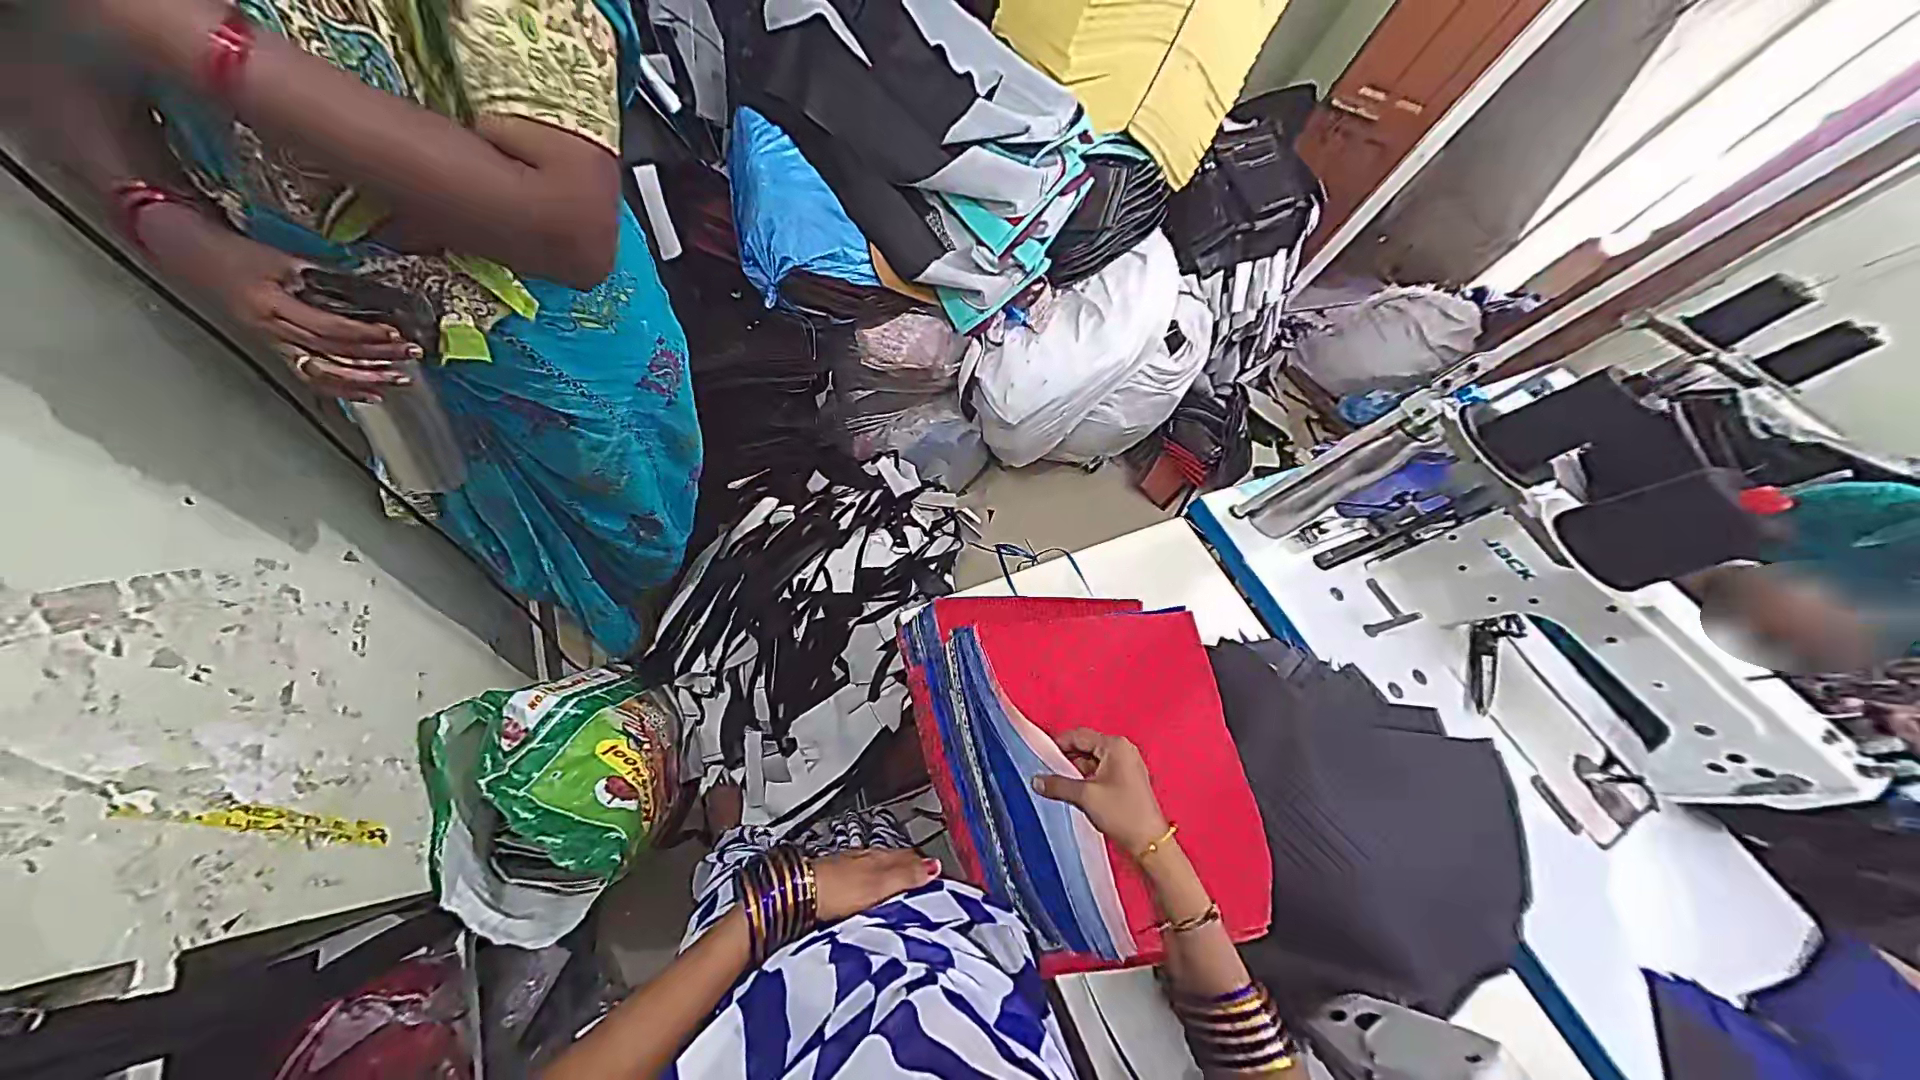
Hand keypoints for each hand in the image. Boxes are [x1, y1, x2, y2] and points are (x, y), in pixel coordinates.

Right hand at [140, 203, 416, 401]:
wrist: (184, 249)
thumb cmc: (233, 251)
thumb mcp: (285, 261)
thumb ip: (329, 282)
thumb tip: (376, 297)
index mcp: (270, 305)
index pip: (329, 328)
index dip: (367, 334)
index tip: (397, 335)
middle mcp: (269, 330)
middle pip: (332, 351)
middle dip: (377, 356)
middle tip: (410, 355)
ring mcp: (269, 343)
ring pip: (323, 371)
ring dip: (365, 379)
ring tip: (398, 379)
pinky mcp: (272, 349)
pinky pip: (310, 376)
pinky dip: (343, 388)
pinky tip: (371, 393)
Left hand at [811, 849, 940, 922]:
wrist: (800, 894)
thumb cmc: (839, 889)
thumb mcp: (879, 884)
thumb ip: (906, 875)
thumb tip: (935, 867)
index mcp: (881, 857)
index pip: (911, 857)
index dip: (926, 867)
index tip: (939, 877)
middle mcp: (868, 859)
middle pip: (896, 861)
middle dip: (912, 870)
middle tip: (927, 884)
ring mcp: (852, 870)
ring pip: (881, 870)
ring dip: (894, 879)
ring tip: (904, 893)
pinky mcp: (838, 884)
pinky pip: (867, 881)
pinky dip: (876, 888)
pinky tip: (874, 898)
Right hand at [1031, 729, 1169, 857]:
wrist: (1149, 843)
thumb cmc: (1122, 814)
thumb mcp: (1085, 796)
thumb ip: (1058, 785)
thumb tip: (1036, 780)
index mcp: (1115, 745)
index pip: (1078, 735)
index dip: (1058, 745)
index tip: (1042, 758)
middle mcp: (1123, 749)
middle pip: (1085, 746)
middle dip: (1067, 759)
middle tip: (1049, 774)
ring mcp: (1127, 764)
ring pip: (1092, 759)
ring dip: (1077, 770)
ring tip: (1062, 785)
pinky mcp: (1128, 778)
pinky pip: (1101, 770)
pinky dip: (1088, 778)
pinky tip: (1078, 791)